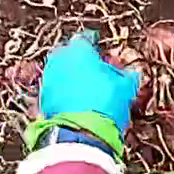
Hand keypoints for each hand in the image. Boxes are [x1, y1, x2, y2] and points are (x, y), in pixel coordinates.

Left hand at [29, 31, 141, 157]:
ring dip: (74, 79)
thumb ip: (126, 76)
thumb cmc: (104, 104)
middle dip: (84, 64)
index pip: (87, 39)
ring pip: (63, 73)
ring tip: (90, 92)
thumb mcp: (125, 87)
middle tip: (99, 75)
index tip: (103, 54)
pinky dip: (66, 94)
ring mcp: (48, 79)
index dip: (98, 47)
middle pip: (72, 56)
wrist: (81, 133)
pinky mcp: (42, 98)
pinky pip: (57, 90)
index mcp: (78, 50)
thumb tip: (130, 74)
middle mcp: (59, 60)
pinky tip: (79, 104)